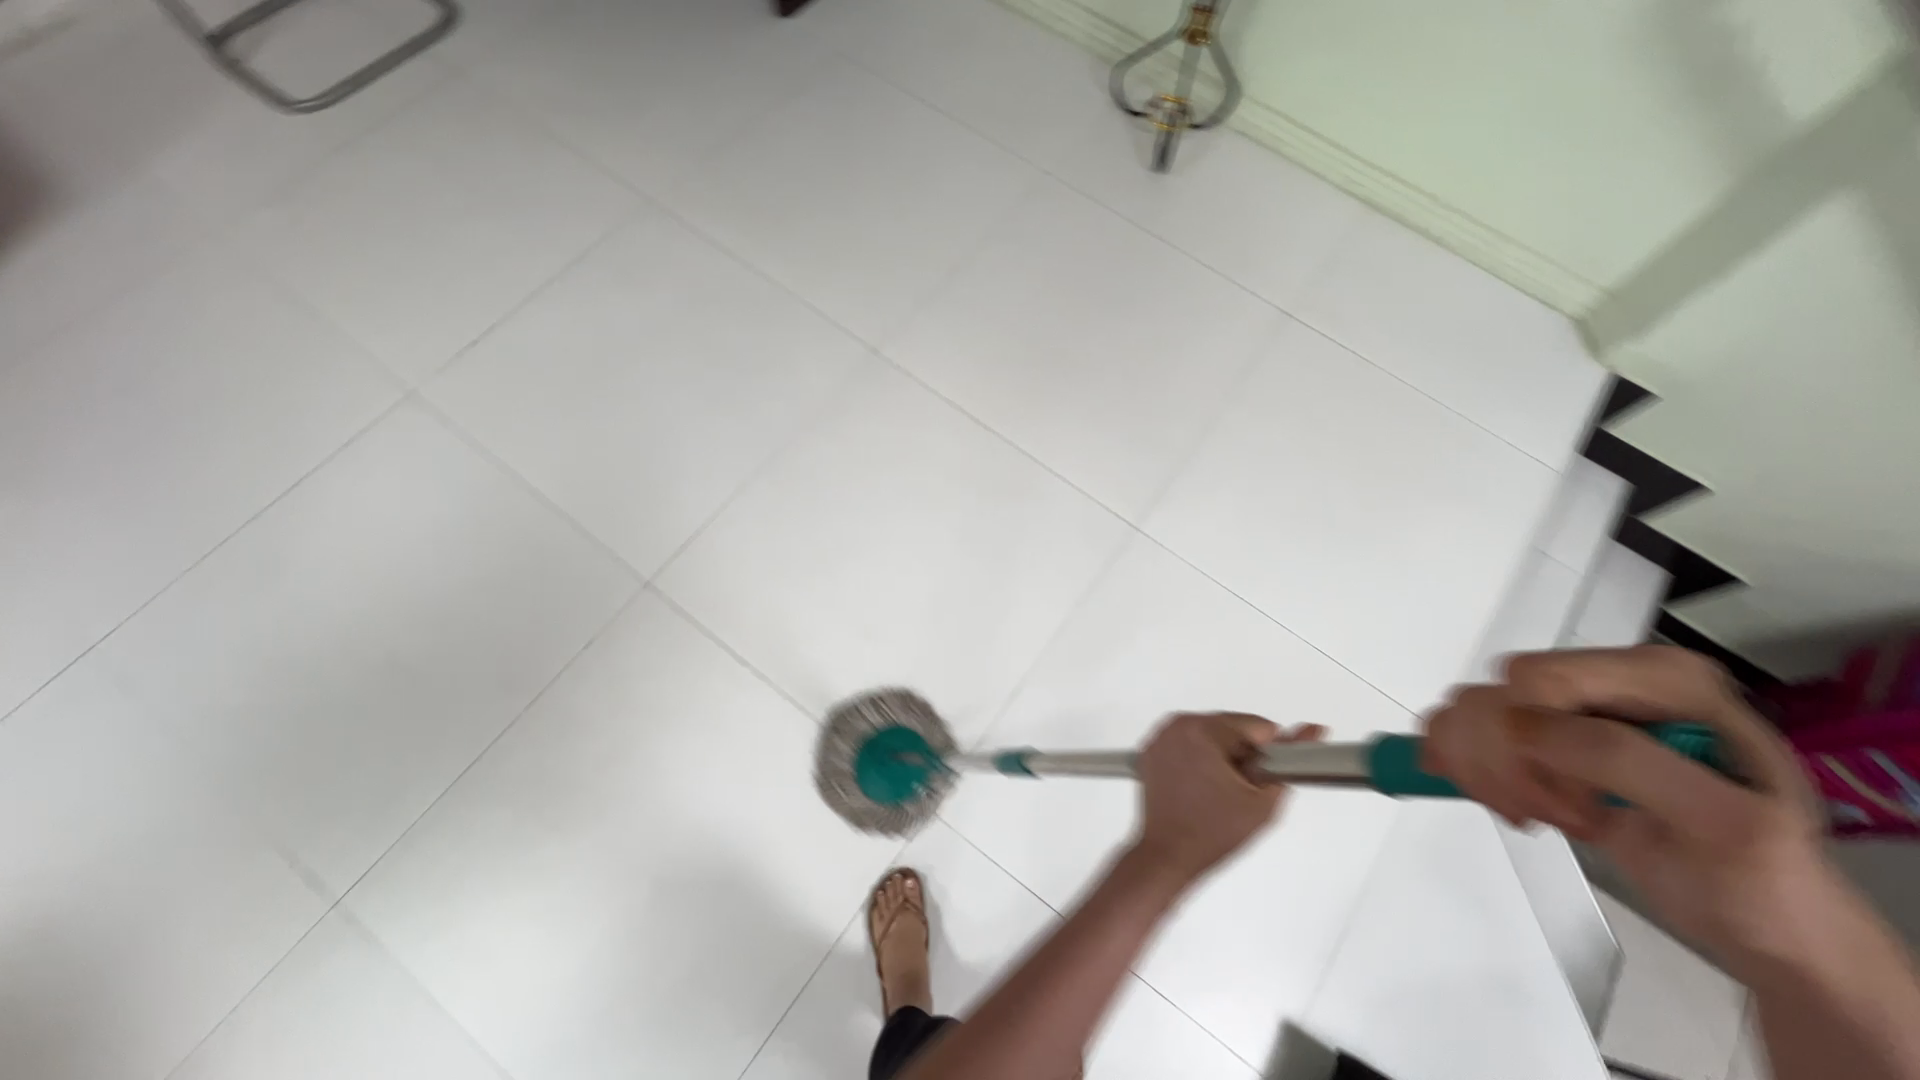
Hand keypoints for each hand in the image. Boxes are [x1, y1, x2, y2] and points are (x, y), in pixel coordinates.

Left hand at [1129, 712, 1325, 887]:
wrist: (1167, 855)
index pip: (1256, 726)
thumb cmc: (1212, 833)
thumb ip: (1290, 761)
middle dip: (1243, 754)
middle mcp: (1177, 725)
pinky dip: (1199, 758)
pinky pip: (1187, 743)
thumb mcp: (1263, 800)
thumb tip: (1313, 729)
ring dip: (1222, 755)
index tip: (1264, 776)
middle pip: (1231, 727)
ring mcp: (1160, 737)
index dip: (1269, 753)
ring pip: (1210, 734)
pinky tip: (1203, 788)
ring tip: (1221, 791)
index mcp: (1203, 730)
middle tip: (1241, 789)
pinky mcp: (1151, 750)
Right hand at [1424, 645, 1836, 974]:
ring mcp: (1571, 707)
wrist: (1767, 922)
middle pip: (1497, 695)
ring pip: (1468, 711)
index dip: (1536, 745)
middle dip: (1508, 766)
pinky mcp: (1541, 736)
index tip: (1581, 811)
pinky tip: (1508, 802)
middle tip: (1557, 819)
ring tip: (1538, 816)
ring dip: (1486, 775)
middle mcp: (1609, 678)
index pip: (1540, 679)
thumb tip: (1515, 726)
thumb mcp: (1719, 821)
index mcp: (1662, 678)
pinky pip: (1461, 728)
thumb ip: (1624, 760)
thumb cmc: (1761, 880)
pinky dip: (1465, 769)